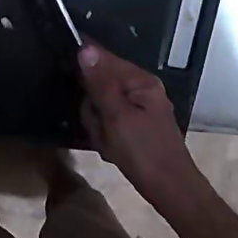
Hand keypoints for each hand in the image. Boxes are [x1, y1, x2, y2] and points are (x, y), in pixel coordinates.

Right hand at [77, 40, 205, 206]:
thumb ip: (100, 83)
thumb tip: (85, 49)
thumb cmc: (143, 152)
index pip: (105, 58)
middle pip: (100, 84)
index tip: (68, 77)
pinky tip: (112, 149)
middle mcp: (142, 89)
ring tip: (107, 143)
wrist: (169, 188)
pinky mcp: (136, 126)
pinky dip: (106, 135)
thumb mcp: (117, 116)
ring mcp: (140, 108)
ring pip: (102, 106)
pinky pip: (110, 122)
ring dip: (98, 125)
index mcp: (140, 81)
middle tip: (100, 128)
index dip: (84, 65)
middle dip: (92, 106)